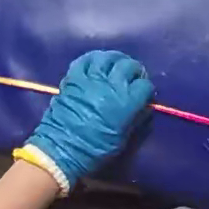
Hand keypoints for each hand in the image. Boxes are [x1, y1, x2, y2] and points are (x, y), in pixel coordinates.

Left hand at [22, 50, 153, 191]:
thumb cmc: (96, 149)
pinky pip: (84, 61)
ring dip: (114, 60)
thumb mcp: (124, 139)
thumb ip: (136, 119)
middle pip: (128, 66)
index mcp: (127, 103)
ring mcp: (91, 79)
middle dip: (133, 70)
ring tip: (115, 66)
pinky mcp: (74, 78)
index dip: (145, 88)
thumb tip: (144, 106)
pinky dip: (92, 60)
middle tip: (131, 77)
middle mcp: (111, 86)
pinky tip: (96, 64)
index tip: (143, 93)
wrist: (63, 150)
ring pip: (107, 58)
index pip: (144, 85)